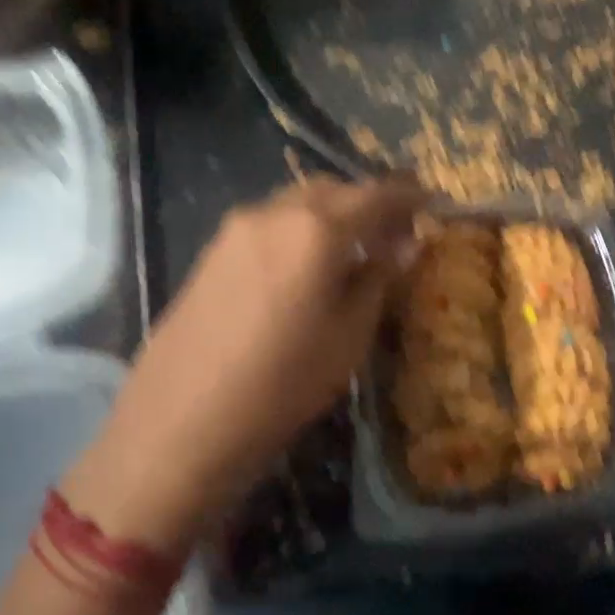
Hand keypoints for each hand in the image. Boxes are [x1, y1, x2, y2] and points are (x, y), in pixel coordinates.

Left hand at [62, 175, 426, 553]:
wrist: (180, 425)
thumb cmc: (284, 383)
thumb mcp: (350, 335)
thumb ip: (379, 279)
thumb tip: (405, 244)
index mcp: (317, 229)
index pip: (377, 194)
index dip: (410, 196)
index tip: (434, 203)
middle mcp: (275, 213)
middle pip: (334, 189)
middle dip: (370, 202)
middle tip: (397, 231)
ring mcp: (236, 230)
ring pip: (298, 203)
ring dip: (333, 214)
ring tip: (356, 250)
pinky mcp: (211, 253)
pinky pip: (271, 223)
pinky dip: (301, 230)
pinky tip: (310, 267)